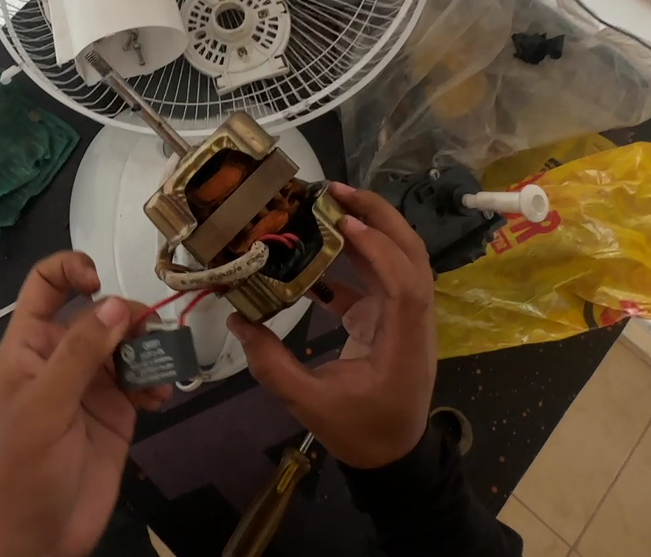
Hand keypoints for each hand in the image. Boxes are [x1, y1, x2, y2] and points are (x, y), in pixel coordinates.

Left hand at [0, 252, 171, 556]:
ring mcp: (91, 381)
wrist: (37, 539)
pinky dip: (157, 380)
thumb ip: (80, 353)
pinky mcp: (117, 409)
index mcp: (32, 344)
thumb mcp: (45, 407)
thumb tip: (117, 304)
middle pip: (99, 311)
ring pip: (126, 342)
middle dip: (126, 315)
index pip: (46, 284)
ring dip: (149, 346)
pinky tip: (163, 398)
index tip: (99, 282)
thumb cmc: (25, 467)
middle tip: (151, 333)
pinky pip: (143, 378)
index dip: (71, 269)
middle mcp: (63, 355)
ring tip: (164, 367)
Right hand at [228, 182, 437, 468]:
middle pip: (412, 256)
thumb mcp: (311, 405)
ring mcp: (404, 317)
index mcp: (403, 343)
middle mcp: (412, 322)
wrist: (393, 460)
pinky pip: (378, 276)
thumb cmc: (360, 433)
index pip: (405, 285)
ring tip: (332, 201)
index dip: (380, 250)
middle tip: (336, 190)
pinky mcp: (389, 318)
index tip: (345, 224)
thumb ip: (273, 365)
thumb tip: (237, 319)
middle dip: (380, 216)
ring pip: (400, 258)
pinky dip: (355, 255)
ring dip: (372, 226)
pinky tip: (319, 247)